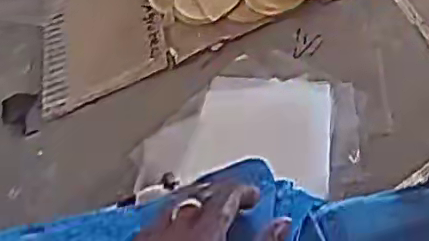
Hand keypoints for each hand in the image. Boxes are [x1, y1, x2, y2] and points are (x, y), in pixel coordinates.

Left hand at [132, 185, 287, 240]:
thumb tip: (281, 224)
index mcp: (203, 229)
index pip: (228, 194)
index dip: (244, 192)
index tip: (254, 198)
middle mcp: (174, 228)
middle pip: (199, 195)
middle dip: (218, 194)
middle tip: (232, 203)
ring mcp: (148, 240)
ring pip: (172, 210)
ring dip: (191, 208)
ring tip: (201, 216)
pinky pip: (151, 230)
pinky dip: (166, 227)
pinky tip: (170, 237)